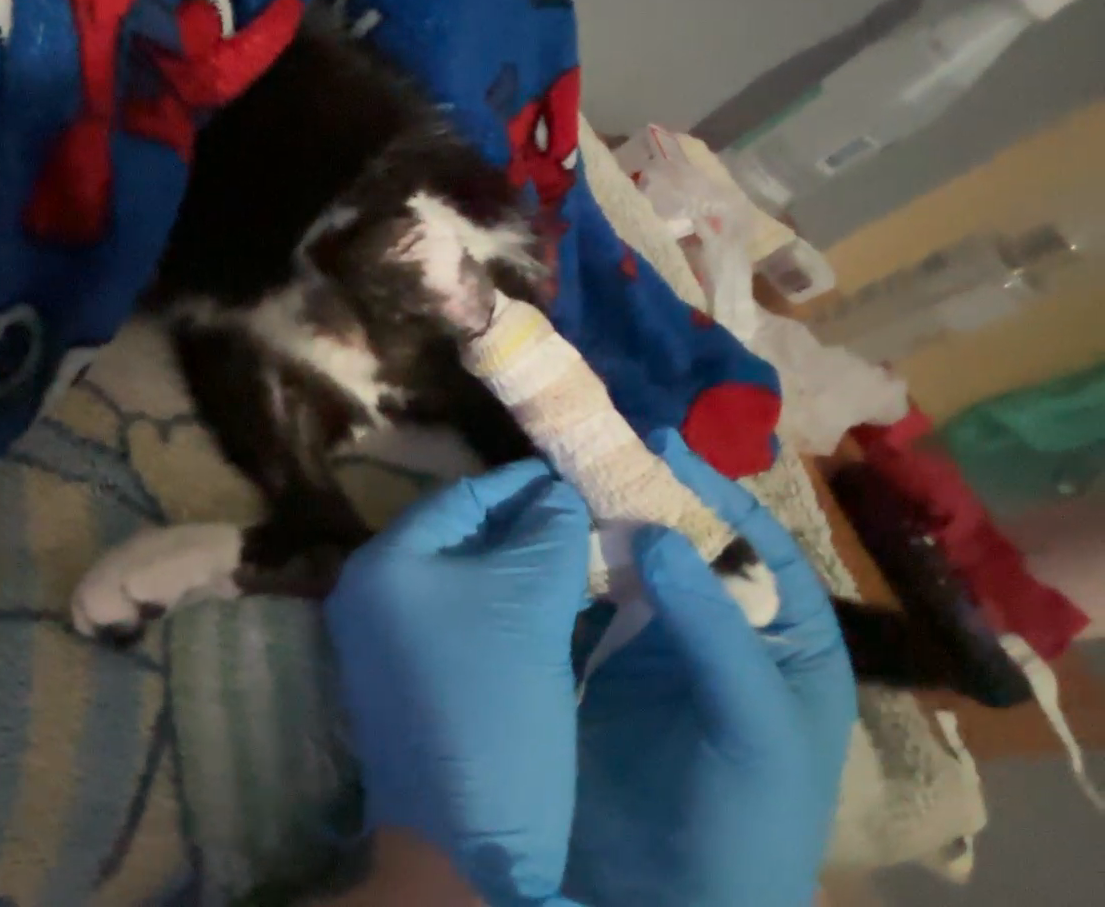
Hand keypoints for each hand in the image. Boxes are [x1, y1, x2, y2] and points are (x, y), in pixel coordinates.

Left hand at [326, 460, 590, 905]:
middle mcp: (368, 591)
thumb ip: (547, 534)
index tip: (573, 477)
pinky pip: (455, 619)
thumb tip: (559, 493)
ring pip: (457, 579)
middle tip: (583, 515)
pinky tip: (550, 606)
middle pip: (453, 538)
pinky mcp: (402, 675)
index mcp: (382, 563)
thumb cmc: (494, 707)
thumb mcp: (530, 606)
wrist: (464, 839)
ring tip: (578, 554)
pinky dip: (499, 606)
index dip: (519, 485)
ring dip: (514, 567)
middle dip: (519, 526)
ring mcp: (380, 636)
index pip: (456, 500)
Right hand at [565, 431, 856, 906]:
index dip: (711, 492)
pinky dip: (556, 571)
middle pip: (680, 547)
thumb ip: (713, 629)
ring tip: (548, 487)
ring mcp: (647, 646)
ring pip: (621, 568)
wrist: (666, 892)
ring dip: (590, 530)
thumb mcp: (754, 722)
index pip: (753, 545)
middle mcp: (714, 631)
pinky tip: (525, 546)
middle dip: (639, 500)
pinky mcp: (591, 663)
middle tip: (587, 456)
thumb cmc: (741, 811)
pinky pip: (576, 603)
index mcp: (782, 640)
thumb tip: (662, 534)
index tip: (659, 444)